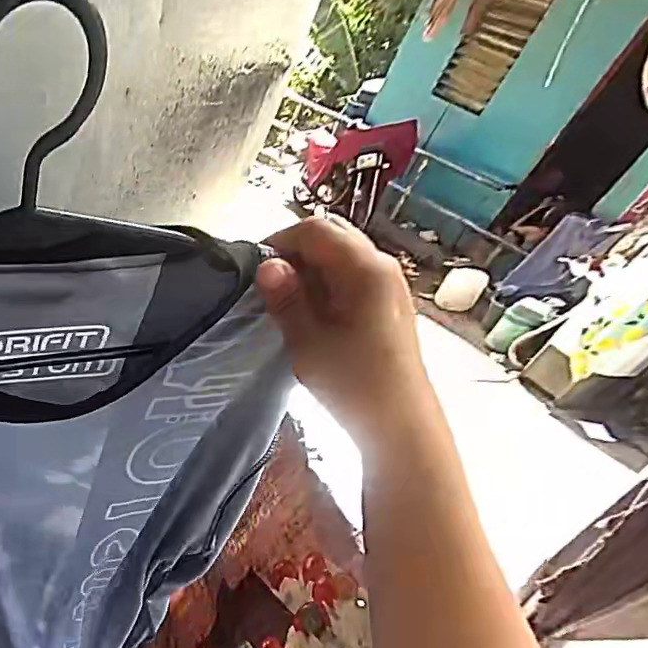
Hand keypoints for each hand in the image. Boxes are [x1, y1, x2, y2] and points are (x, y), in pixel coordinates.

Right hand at [256, 217, 431, 445]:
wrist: (397, 418)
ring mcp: (388, 284)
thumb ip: (287, 299)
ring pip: (339, 257)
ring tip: (282, 304)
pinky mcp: (385, 303)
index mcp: (364, 269)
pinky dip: (322, 285)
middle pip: (330, 237)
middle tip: (264, 287)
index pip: (315, 230)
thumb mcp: (307, 341)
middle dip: (292, 254)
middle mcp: (382, 266)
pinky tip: (308, 315)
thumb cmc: (352, 382)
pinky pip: (348, 277)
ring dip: (306, 271)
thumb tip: (266, 265)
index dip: (278, 241)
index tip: (251, 270)